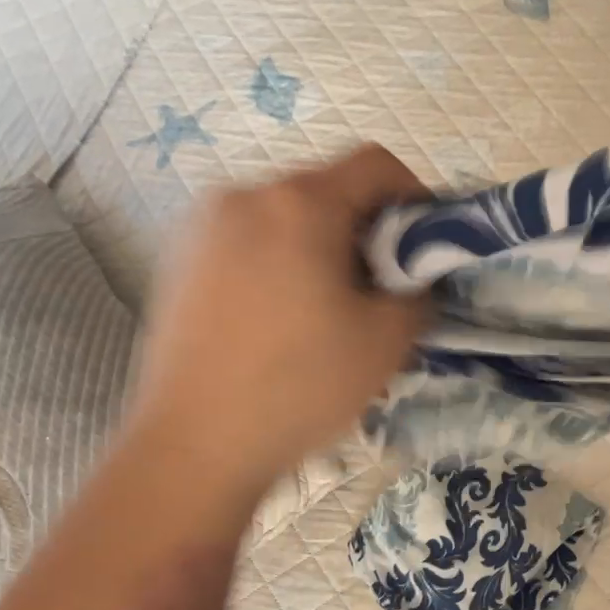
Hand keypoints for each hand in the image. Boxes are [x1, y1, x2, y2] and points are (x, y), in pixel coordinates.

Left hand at [126, 145, 428, 495]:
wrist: (196, 444)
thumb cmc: (301, 387)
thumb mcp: (386, 341)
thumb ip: (419, 293)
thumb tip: (418, 278)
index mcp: (299, 203)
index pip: (376, 165)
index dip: (418, 198)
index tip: (430, 250)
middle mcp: (243, 195)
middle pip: (328, 190)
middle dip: (369, 232)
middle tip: (385, 292)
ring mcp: (202, 226)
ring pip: (287, 219)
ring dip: (325, 251)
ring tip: (334, 314)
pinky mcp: (179, 261)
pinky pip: (250, 244)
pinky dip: (283, 266)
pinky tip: (287, 325)